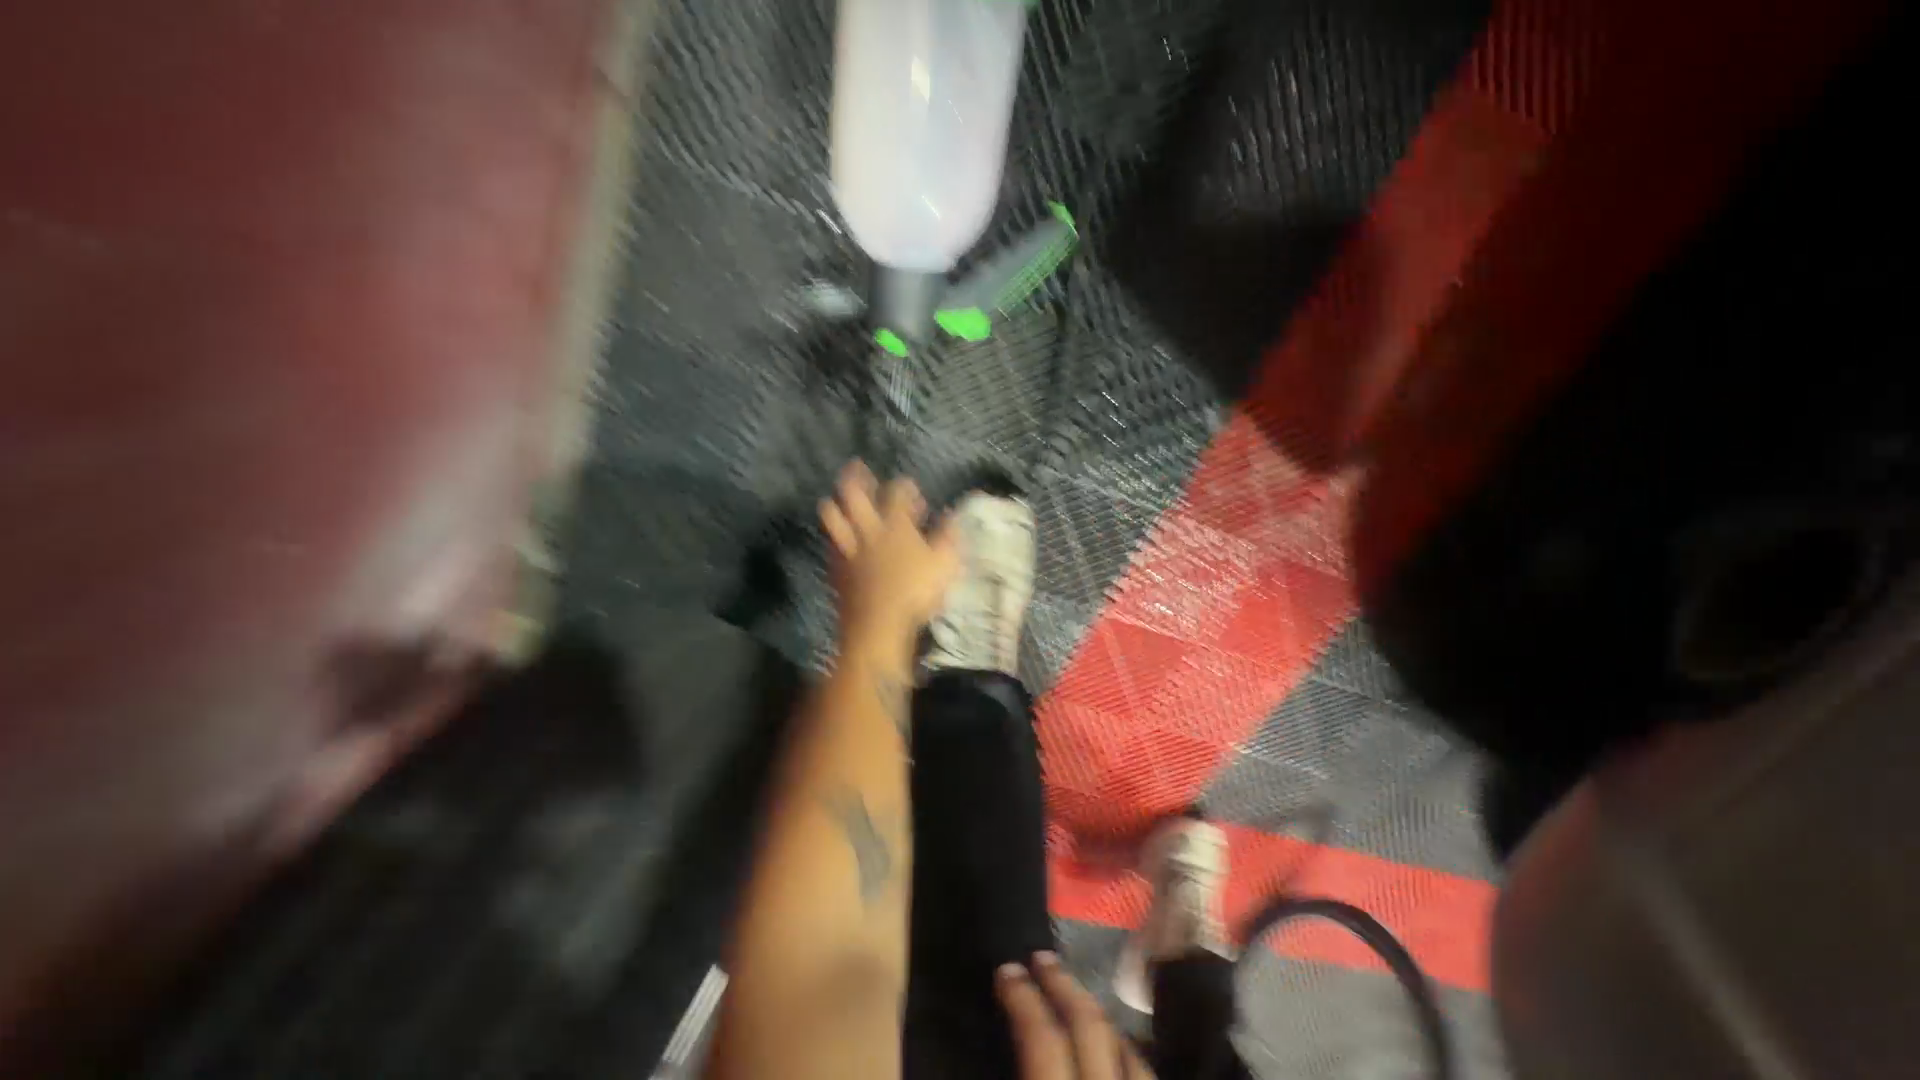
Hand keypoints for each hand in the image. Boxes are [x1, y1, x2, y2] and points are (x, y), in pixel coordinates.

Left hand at [819, 460, 960, 654]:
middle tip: (856, 466)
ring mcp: (848, 548)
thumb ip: (948, 537)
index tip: (910, 488)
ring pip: (834, 516)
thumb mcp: (945, 565)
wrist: (876, 623)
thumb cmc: (915, 592)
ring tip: (835, 498)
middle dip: (855, 478)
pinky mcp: (836, 568)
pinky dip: (832, 536)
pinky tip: (834, 538)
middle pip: (855, 495)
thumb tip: (952, 515)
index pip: (898, 493)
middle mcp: (869, 530)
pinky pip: (830, 544)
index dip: (904, 486)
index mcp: (897, 525)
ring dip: (835, 504)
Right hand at [997, 953, 1156, 1078]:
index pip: (1042, 1036)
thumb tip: (999, 1043)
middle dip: (1064, 985)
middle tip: (1041, 957)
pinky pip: (1146, 1071)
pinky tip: (1117, 1042)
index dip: (1022, 998)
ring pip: (1127, 1044)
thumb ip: (1016, 1066)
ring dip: (1099, 1013)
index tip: (1006, 970)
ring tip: (1077, 992)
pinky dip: (1128, 1048)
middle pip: (1090, 1026)